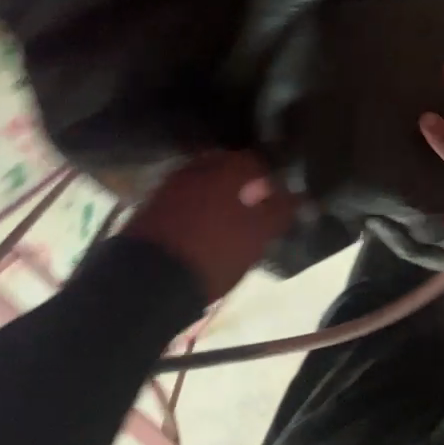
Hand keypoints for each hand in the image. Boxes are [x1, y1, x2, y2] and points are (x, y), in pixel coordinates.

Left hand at [122, 151, 297, 300]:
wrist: (146, 283)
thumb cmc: (213, 253)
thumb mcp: (258, 236)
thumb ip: (280, 210)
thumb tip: (297, 194)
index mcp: (228, 168)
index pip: (256, 160)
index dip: (269, 178)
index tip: (276, 197)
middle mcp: (197, 168)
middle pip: (226, 169)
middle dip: (240, 184)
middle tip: (252, 207)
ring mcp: (169, 186)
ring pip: (202, 184)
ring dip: (215, 197)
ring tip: (226, 222)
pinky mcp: (149, 208)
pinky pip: (181, 201)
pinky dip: (194, 210)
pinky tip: (200, 231)